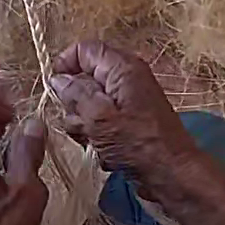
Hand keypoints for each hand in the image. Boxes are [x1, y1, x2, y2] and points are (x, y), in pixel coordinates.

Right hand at [49, 41, 206, 200]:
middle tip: (81, 121)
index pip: (83, 49)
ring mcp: (124, 102)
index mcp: (122, 68)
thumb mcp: (99, 117)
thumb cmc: (138, 144)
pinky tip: (102, 149)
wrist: (171, 174)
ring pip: (85, 104)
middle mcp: (124, 79)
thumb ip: (75, 93)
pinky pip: (96, 122)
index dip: (64, 64)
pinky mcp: (125, 122)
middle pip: (82, 79)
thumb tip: (57, 78)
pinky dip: (94, 135)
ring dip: (82, 124)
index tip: (54, 89)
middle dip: (72, 102)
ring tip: (93, 140)